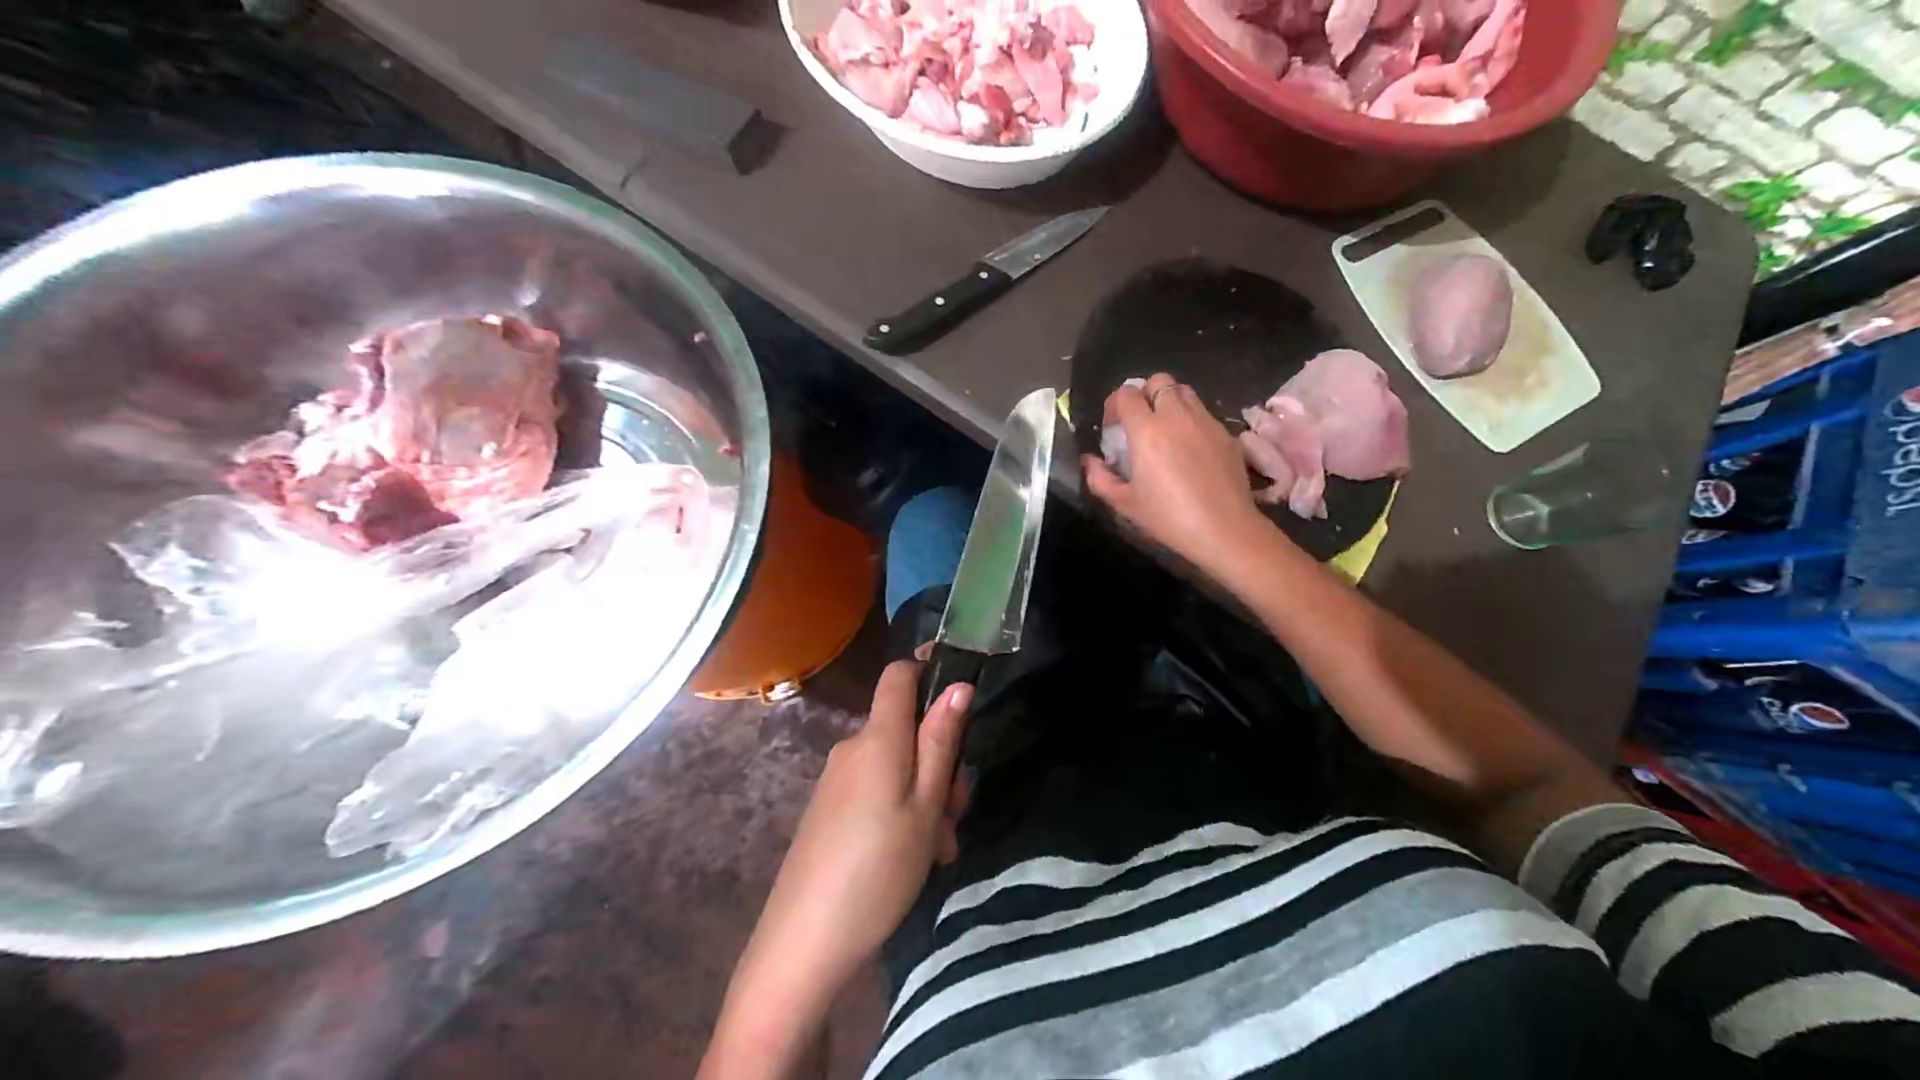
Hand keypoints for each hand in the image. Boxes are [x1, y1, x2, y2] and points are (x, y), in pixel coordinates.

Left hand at [702, 660, 971, 1077]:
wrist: (804, 941)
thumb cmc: (878, 868)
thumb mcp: (925, 806)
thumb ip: (940, 742)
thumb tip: (958, 683)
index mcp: (877, 739)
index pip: (898, 675)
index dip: (929, 671)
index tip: (961, 699)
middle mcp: (853, 748)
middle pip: (906, 729)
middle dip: (940, 761)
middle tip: (955, 815)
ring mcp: (837, 779)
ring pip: (897, 766)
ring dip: (925, 797)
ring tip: (936, 851)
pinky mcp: (829, 808)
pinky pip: (876, 791)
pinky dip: (901, 812)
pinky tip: (911, 859)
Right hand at [1084, 373, 1273, 572]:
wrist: (1224, 529)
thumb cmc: (1168, 517)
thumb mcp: (1124, 503)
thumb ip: (1099, 478)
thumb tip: (1090, 461)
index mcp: (1147, 430)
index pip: (1126, 394)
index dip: (1114, 404)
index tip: (1113, 426)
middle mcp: (1177, 417)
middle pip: (1159, 382)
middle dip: (1144, 395)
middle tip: (1140, 422)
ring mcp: (1206, 422)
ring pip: (1185, 392)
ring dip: (1169, 403)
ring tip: (1165, 430)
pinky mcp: (1226, 434)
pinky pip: (1204, 414)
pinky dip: (1191, 421)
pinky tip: (1190, 450)